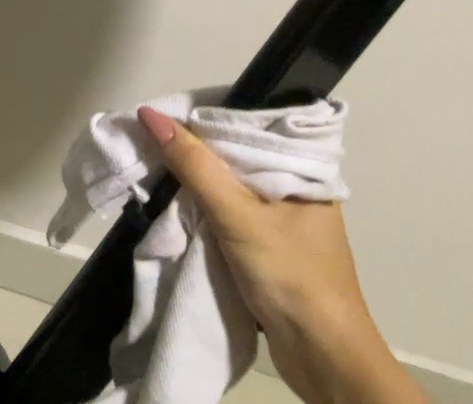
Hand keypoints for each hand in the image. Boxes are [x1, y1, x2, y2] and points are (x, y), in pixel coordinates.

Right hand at [140, 107, 426, 403]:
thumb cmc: (291, 277)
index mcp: (305, 171)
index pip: (248, 126)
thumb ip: (195, 165)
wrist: (325, 359)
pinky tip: (175, 202)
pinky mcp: (268, 246)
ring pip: (228, 184)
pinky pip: (228, 211)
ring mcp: (283, 220)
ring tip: (153, 165)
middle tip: (147, 138)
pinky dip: (202, 207)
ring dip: (194, 180)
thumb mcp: (237, 215)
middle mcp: (297, 188)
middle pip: (235, 154)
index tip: (160, 114)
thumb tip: (150, 114)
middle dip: (193, 149)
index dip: (203, 117)